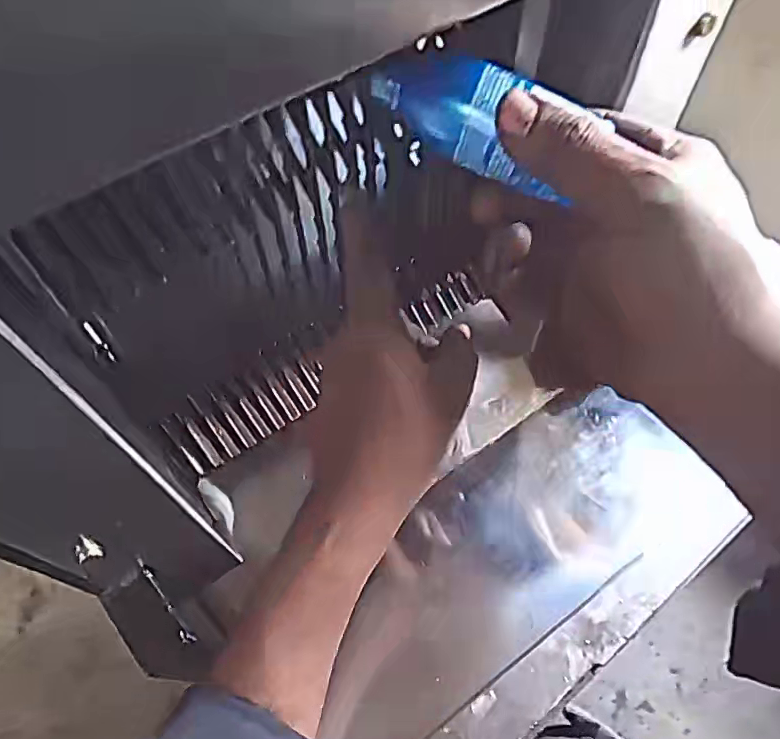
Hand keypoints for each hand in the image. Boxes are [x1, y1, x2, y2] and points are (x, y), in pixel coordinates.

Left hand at [304, 206, 478, 526]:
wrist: (357, 497)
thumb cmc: (406, 441)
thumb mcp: (449, 395)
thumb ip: (458, 355)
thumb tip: (456, 336)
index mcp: (372, 330)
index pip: (367, 267)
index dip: (362, 230)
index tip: (352, 200)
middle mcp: (341, 344)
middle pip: (371, 316)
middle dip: (398, 321)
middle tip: (428, 340)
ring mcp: (326, 375)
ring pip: (364, 350)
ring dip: (388, 357)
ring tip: (416, 384)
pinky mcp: (321, 403)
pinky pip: (354, 377)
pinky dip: (374, 382)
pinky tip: (393, 408)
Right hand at [475, 89, 779, 549]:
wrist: (703, 370)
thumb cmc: (694, 275)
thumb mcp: (638, 194)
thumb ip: (571, 153)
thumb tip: (512, 109)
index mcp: (646, 168)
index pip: (576, 136)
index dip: (528, 140)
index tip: (484, 146)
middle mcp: (613, 214)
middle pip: (540, 195)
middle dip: (508, 202)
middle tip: (487, 212)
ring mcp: (591, 266)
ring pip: (526, 246)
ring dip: (506, 250)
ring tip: (510, 260)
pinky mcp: (571, 312)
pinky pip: (527, 294)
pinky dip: (513, 293)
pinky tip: (515, 297)